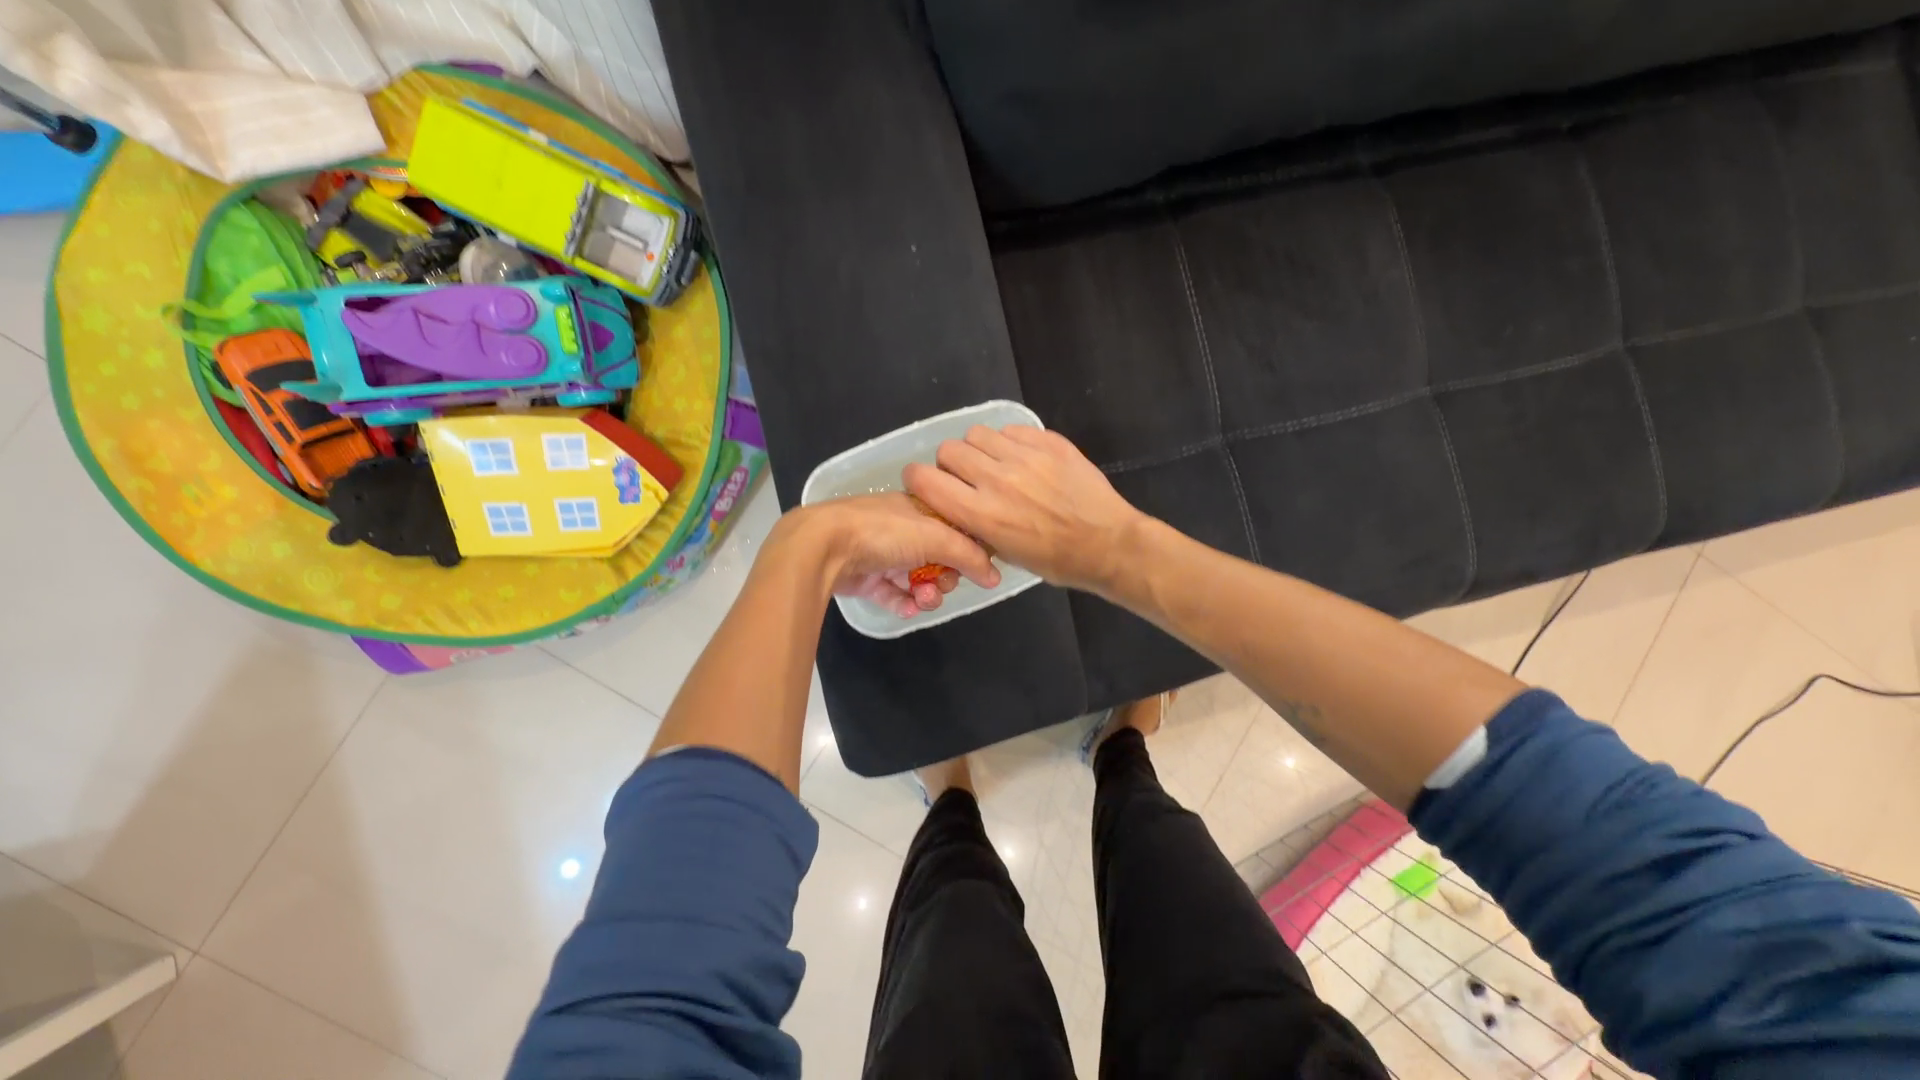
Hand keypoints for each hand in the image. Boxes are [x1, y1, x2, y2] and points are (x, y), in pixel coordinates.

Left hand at [774, 493, 1000, 617]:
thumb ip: (969, 556)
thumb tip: (995, 577)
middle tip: (941, 585)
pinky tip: (909, 610)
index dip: (968, 549)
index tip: (978, 567)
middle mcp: (902, 530)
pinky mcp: (866, 579)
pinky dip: (905, 604)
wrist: (824, 547)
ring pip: (917, 580)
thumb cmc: (883, 531)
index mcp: (919, 508)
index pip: (954, 529)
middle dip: (945, 577)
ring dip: (927, 594)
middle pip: (938, 558)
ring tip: (922, 601)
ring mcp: (882, 555)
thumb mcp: (934, 536)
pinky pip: (895, 595)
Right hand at [903, 425, 1146, 593]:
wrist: (1108, 544)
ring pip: (978, 434)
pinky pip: (1012, 429)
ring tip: (995, 463)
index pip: (925, 480)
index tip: (925, 484)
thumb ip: (975, 525)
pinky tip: (1022, 459)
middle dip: (950, 463)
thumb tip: (959, 506)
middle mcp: (997, 480)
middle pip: (949, 450)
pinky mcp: (1049, 443)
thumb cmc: (1056, 561)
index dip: (918, 479)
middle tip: (966, 476)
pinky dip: (1009, 442)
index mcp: (982, 514)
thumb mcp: (1005, 554)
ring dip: (979, 448)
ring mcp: (1025, 457)